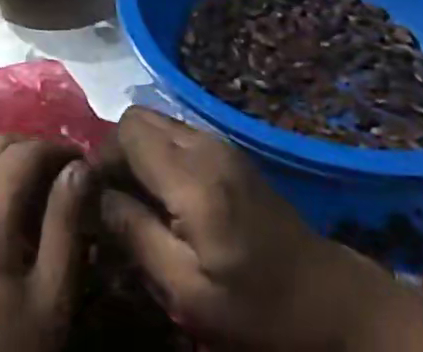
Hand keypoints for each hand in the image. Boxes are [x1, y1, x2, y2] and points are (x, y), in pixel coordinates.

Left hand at [0, 136, 91, 351]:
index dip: (58, 148)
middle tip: (70, 170)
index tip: (89, 163)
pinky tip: (24, 205)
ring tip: (51, 185)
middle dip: (35, 145)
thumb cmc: (7, 348)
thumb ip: (65, 225)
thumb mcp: (50, 296)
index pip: (22, 151)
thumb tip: (81, 167)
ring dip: (16, 157)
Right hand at [95, 108, 403, 351]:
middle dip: (117, 151)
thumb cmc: (256, 304)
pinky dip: (160, 155)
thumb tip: (93, 195)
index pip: (127, 131)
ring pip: (158, 123)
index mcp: (193, 177)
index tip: (97, 197)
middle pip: (139, 117)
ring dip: (138, 152)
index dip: (103, 157)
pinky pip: (178, 135)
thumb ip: (135, 234)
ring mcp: (221, 144)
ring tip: (139, 201)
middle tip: (116, 198)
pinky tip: (168, 198)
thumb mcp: (187, 290)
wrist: (329, 299)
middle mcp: (205, 145)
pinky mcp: (230, 153)